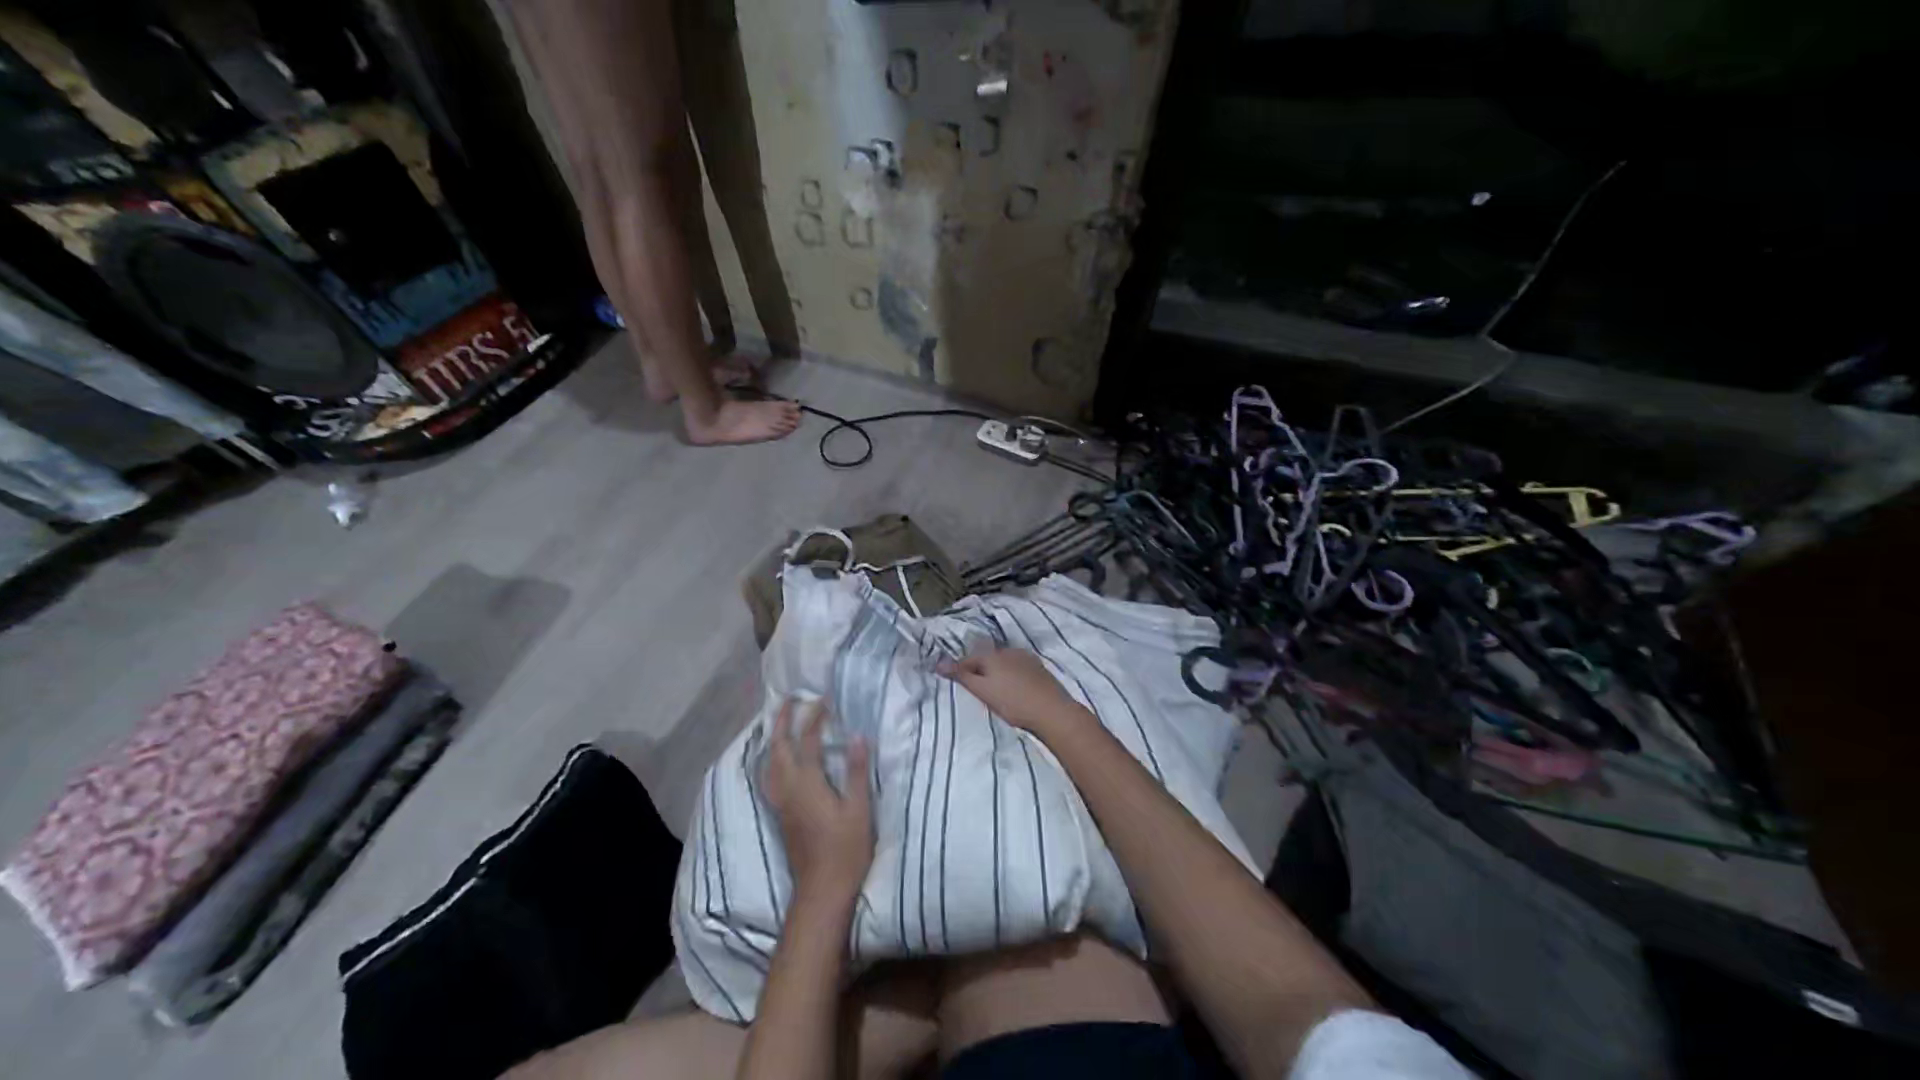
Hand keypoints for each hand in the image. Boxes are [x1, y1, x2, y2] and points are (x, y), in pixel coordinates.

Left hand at [764, 699, 872, 910]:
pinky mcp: (781, 815)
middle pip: (778, 748)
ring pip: (770, 763)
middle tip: (789, 699)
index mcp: (807, 783)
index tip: (824, 698)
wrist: (822, 891)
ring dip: (774, 739)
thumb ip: (857, 771)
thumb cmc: (846, 850)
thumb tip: (857, 735)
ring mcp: (781, 803)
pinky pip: (770, 777)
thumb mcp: (858, 809)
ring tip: (780, 723)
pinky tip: (778, 762)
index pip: (807, 741)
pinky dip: (772, 759)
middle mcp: (788, 789)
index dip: (815, 717)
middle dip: (782, 721)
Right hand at [938, 647, 1085, 736]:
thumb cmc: (1013, 703)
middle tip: (975, 689)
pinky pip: (1017, 668)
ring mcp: (1026, 658)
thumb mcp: (982, 691)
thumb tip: (938, 662)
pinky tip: (1013, 688)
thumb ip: (961, 676)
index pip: (967, 659)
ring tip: (995, 690)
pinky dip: (1011, 675)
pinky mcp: (1039, 668)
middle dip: (978, 669)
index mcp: (992, 655)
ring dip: (996, 671)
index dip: (958, 670)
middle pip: (986, 658)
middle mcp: (1008, 651)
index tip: (954, 682)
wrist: (1052, 711)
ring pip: (1003, 662)